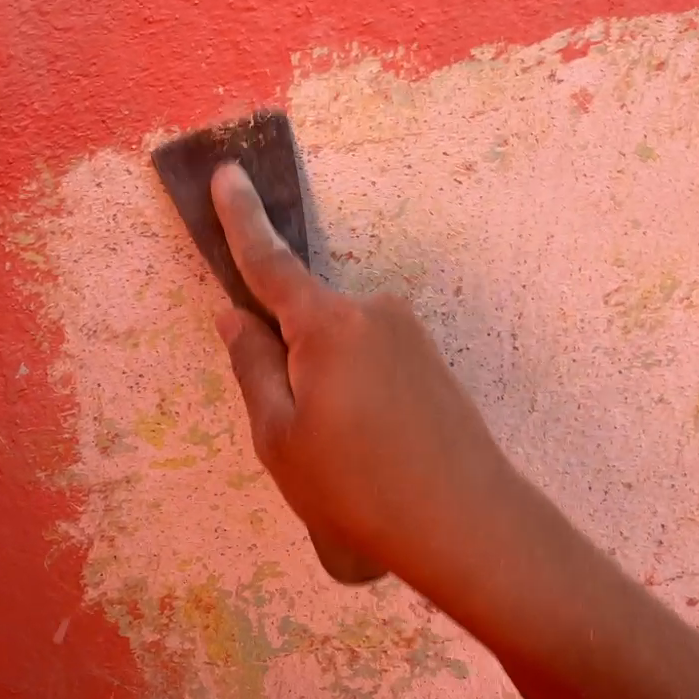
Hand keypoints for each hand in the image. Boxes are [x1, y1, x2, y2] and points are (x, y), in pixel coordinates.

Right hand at [208, 163, 524, 587]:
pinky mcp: (430, 361)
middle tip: (295, 430)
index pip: (269, 261)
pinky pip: (368, 360)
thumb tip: (234, 314)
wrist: (470, 526)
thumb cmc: (357, 486)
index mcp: (328, 324)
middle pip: (304, 315)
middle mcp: (373, 311)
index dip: (241, 217)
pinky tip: (369, 448)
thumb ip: (252, 365)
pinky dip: (352, 392)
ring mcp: (408, 334)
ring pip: (336, 345)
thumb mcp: (279, 437)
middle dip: (285, 355)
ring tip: (339, 454)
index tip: (228, 172)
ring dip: (321, 382)